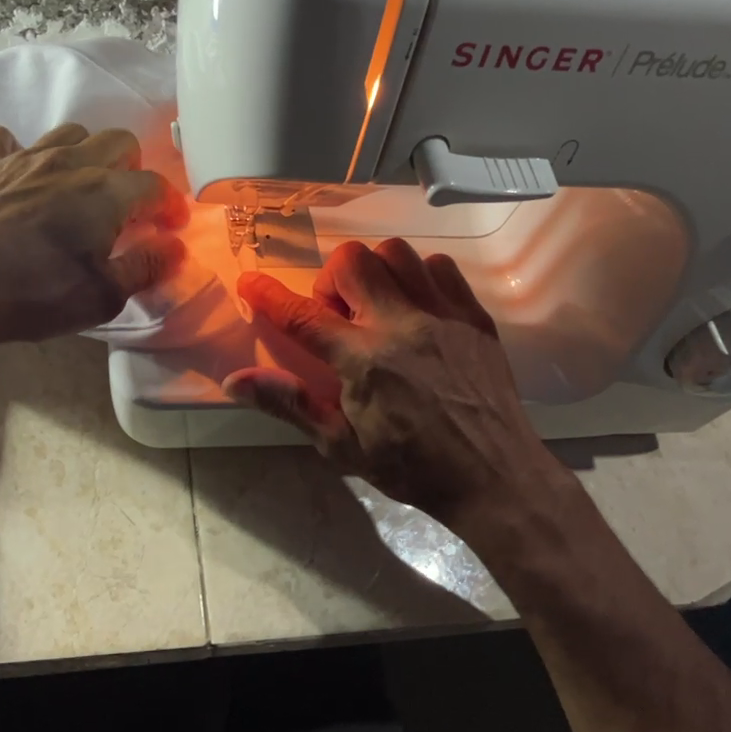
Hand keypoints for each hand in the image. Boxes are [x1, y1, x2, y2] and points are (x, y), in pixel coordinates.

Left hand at [0, 122, 188, 353]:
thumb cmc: (32, 296)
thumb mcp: (102, 296)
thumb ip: (144, 268)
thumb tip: (173, 249)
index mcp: (105, 193)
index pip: (154, 187)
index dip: (169, 207)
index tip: (171, 227)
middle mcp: (69, 163)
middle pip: (117, 142)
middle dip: (132, 169)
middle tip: (127, 204)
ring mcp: (23, 158)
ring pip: (68, 133)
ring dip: (85, 154)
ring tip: (80, 187)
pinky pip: (7, 140)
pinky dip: (20, 153)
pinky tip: (19, 176)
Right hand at [223, 239, 573, 533]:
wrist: (494, 477)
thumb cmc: (412, 468)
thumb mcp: (342, 446)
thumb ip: (289, 405)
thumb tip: (236, 381)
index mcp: (364, 361)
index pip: (303, 316)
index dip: (269, 296)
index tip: (249, 283)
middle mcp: (402, 325)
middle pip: (352, 262)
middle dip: (330, 282)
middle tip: (335, 318)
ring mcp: (443, 315)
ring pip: (396, 253)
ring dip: (373, 273)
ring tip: (374, 308)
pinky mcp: (474, 316)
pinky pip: (439, 267)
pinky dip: (417, 277)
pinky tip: (414, 310)